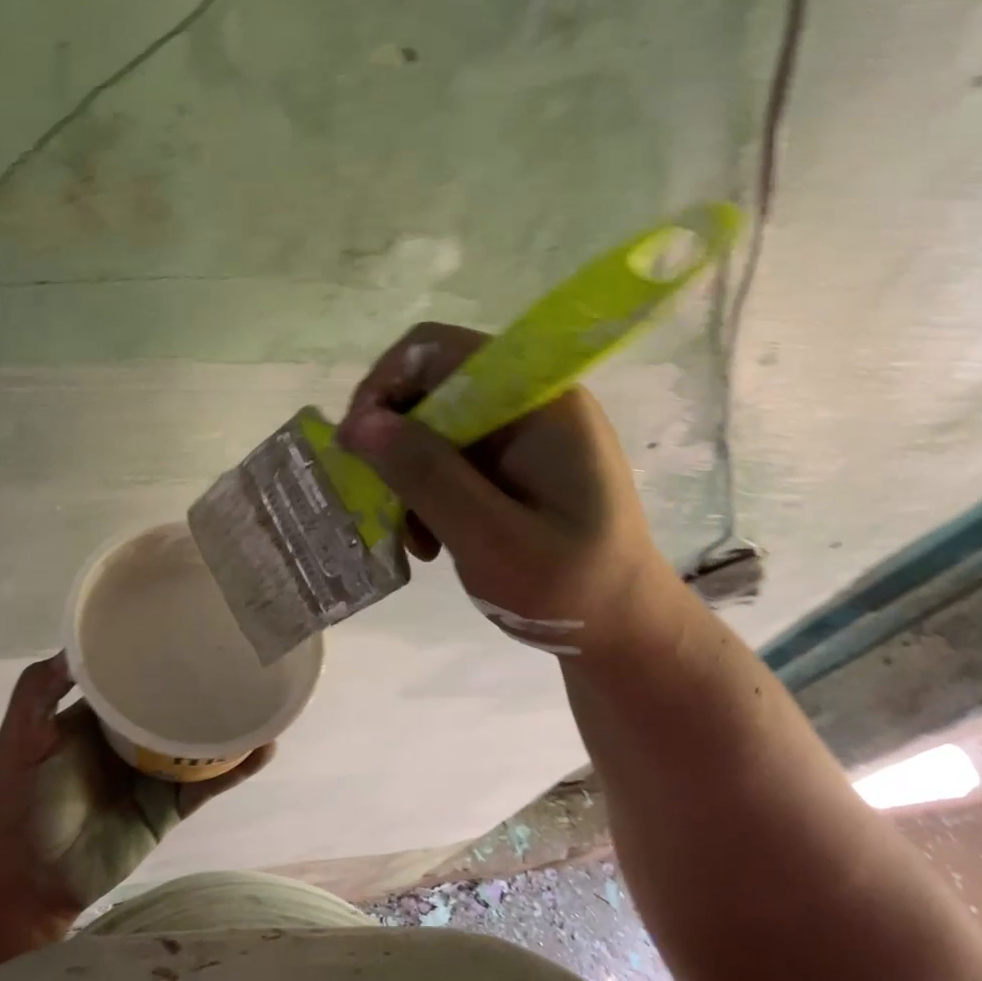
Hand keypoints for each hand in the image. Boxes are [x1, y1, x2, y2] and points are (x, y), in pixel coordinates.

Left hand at [0, 654, 275, 922]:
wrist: (32, 875)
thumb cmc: (23, 797)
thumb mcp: (23, 733)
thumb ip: (40, 687)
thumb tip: (78, 643)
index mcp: (98, 715)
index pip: (133, 673)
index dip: (157, 650)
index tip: (188, 620)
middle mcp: (131, 737)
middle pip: (175, 703)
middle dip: (204, 681)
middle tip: (242, 651)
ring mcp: (154, 772)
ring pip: (201, 741)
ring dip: (231, 722)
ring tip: (267, 694)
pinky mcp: (171, 807)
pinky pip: (210, 783)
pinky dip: (238, 767)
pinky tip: (264, 746)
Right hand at [336, 321, 680, 660]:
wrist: (624, 630)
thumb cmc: (570, 587)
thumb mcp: (491, 538)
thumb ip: (427, 476)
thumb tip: (357, 425)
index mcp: (537, 401)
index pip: (440, 350)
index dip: (385, 384)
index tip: (357, 445)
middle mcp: (525, 403)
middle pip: (427, 389)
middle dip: (391, 444)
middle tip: (376, 500)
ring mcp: (517, 434)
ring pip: (428, 428)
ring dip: (404, 477)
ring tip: (411, 536)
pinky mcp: (508, 465)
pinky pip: (443, 459)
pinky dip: (422, 494)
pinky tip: (428, 540)